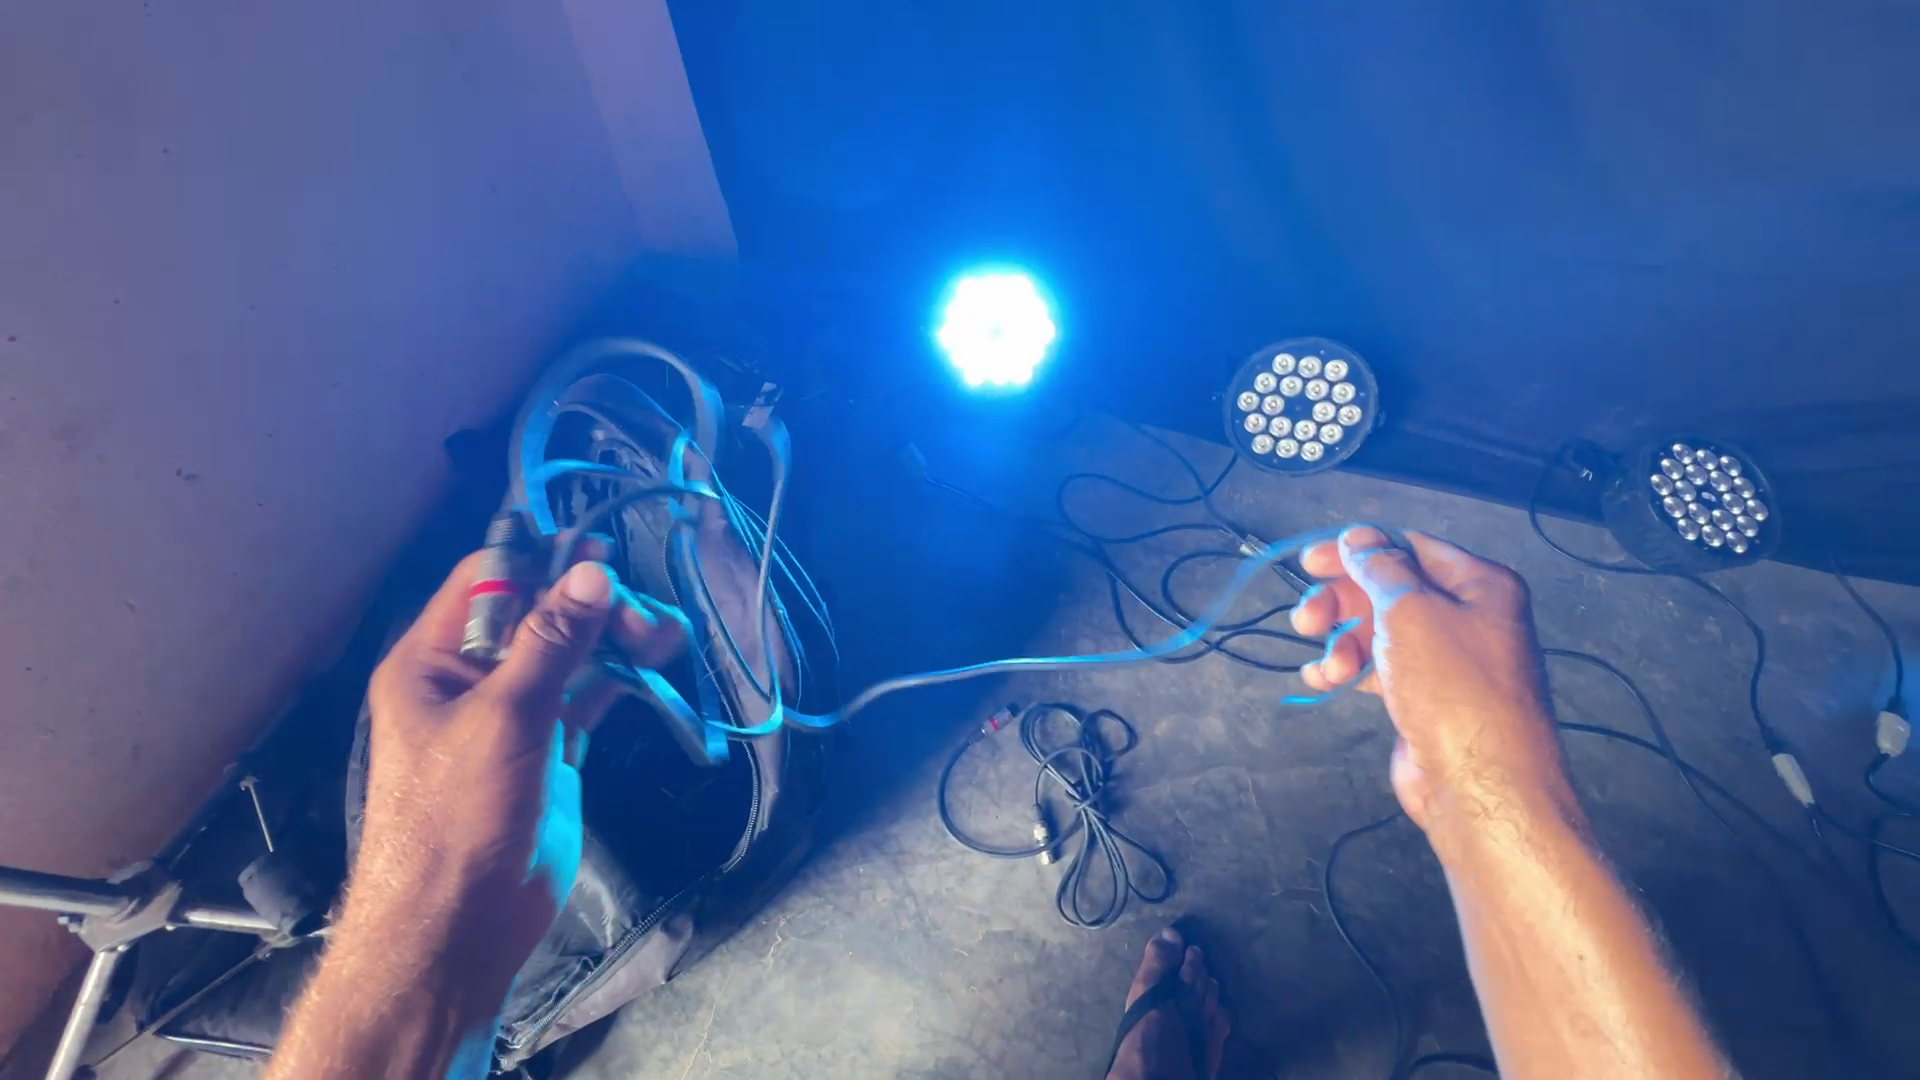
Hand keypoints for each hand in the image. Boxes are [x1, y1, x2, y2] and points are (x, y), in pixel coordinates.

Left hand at [347, 542, 689, 992]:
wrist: (462, 924)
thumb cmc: (460, 814)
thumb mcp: (507, 717)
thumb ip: (553, 641)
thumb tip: (594, 571)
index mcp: (434, 660)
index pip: (487, 580)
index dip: (541, 559)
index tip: (600, 553)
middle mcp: (472, 676)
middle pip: (541, 613)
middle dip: (594, 607)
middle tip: (644, 618)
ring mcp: (516, 709)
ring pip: (573, 649)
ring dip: (618, 637)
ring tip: (666, 636)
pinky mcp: (552, 740)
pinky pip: (589, 689)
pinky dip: (622, 672)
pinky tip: (657, 660)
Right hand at [1289, 526, 1571, 831]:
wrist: (1479, 783)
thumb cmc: (1451, 686)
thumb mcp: (1410, 611)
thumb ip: (1379, 567)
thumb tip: (1358, 536)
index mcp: (1477, 585)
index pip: (1407, 546)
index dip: (1356, 550)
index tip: (1309, 563)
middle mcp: (1463, 615)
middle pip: (1383, 589)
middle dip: (1339, 603)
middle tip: (1306, 620)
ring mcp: (1442, 657)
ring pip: (1373, 628)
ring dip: (1340, 642)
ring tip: (1330, 669)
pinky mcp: (1421, 692)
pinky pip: (1374, 665)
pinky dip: (1346, 668)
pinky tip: (1325, 682)